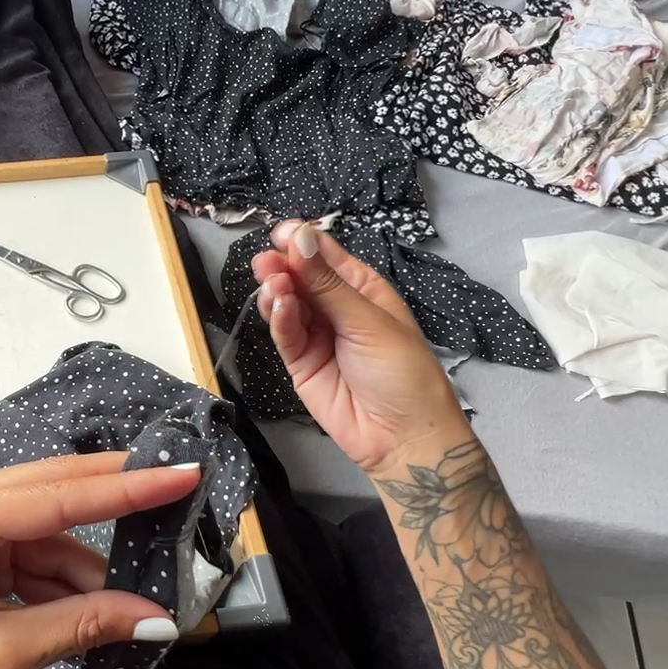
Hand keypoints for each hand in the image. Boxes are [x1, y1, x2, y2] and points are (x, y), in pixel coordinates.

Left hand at [0, 453, 196, 668]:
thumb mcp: (4, 653)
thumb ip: (84, 625)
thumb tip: (159, 619)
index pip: (54, 496)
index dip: (124, 488)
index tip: (180, 472)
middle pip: (52, 493)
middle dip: (115, 500)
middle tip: (180, 488)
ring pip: (48, 532)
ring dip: (88, 568)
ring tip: (137, 597)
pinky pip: (33, 555)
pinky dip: (63, 582)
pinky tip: (95, 609)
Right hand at [251, 220, 472, 473]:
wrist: (401, 436)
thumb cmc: (402, 372)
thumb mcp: (369, 322)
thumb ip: (328, 285)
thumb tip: (300, 240)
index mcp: (363, 290)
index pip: (327, 257)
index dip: (304, 242)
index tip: (281, 233)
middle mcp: (336, 309)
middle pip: (300, 278)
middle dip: (282, 267)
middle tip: (265, 262)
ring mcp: (316, 336)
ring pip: (287, 304)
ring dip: (276, 292)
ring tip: (272, 286)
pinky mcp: (299, 362)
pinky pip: (283, 335)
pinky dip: (277, 320)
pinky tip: (277, 307)